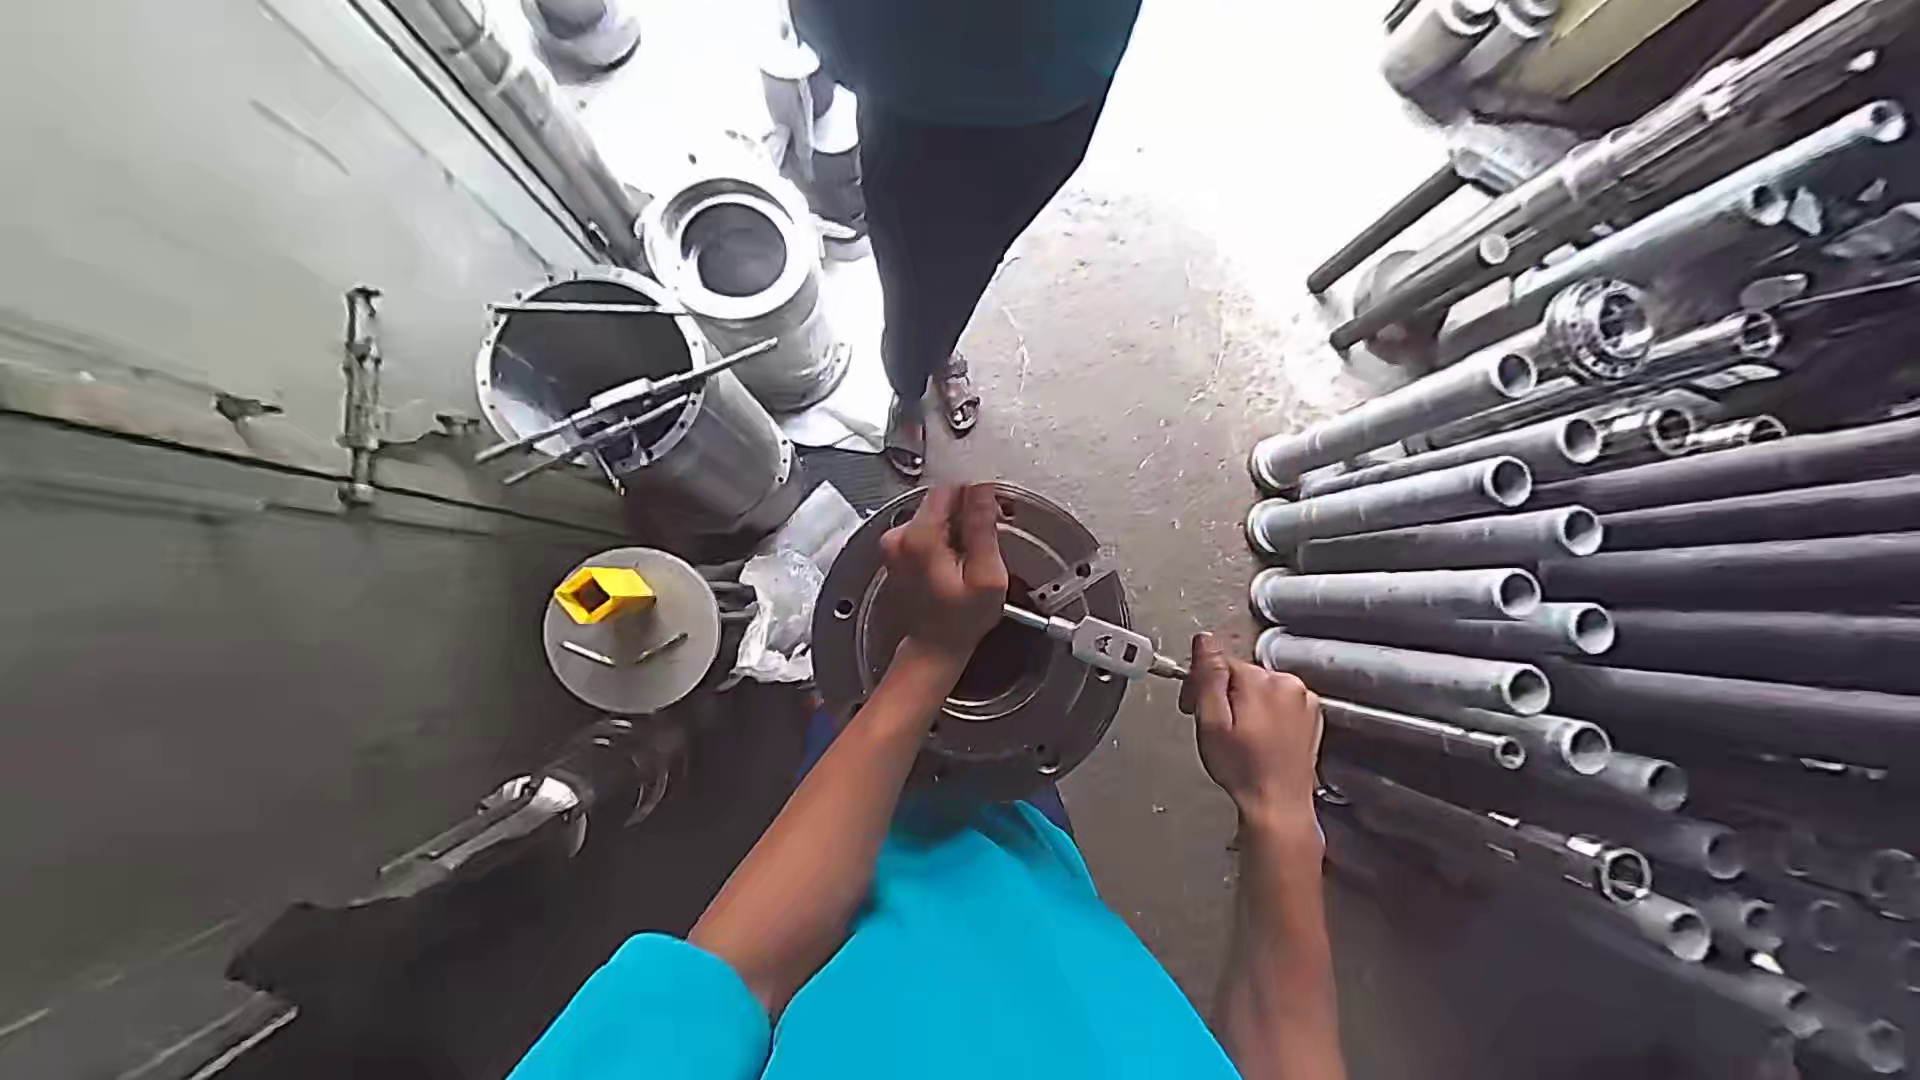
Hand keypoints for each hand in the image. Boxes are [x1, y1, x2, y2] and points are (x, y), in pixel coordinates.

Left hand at [880, 484, 1008, 665]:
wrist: (934, 647)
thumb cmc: (959, 622)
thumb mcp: (987, 577)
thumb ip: (983, 528)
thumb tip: (982, 489)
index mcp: (919, 538)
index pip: (947, 487)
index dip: (974, 493)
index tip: (990, 509)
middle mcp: (900, 536)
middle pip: (940, 499)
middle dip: (967, 511)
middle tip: (985, 538)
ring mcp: (895, 543)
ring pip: (935, 512)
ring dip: (957, 524)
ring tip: (971, 554)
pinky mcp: (898, 549)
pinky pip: (927, 527)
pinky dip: (945, 536)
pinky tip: (957, 559)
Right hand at [1181, 632, 1323, 828]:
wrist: (1277, 807)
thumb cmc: (1244, 770)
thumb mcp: (1211, 721)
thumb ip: (1208, 676)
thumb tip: (1204, 641)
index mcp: (1264, 682)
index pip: (1219, 662)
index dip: (1200, 684)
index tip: (1194, 705)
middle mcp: (1290, 685)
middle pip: (1240, 674)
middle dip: (1221, 694)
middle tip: (1215, 726)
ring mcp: (1304, 701)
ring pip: (1257, 687)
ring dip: (1242, 704)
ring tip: (1236, 735)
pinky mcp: (1309, 716)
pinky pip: (1275, 702)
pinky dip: (1262, 714)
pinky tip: (1255, 737)